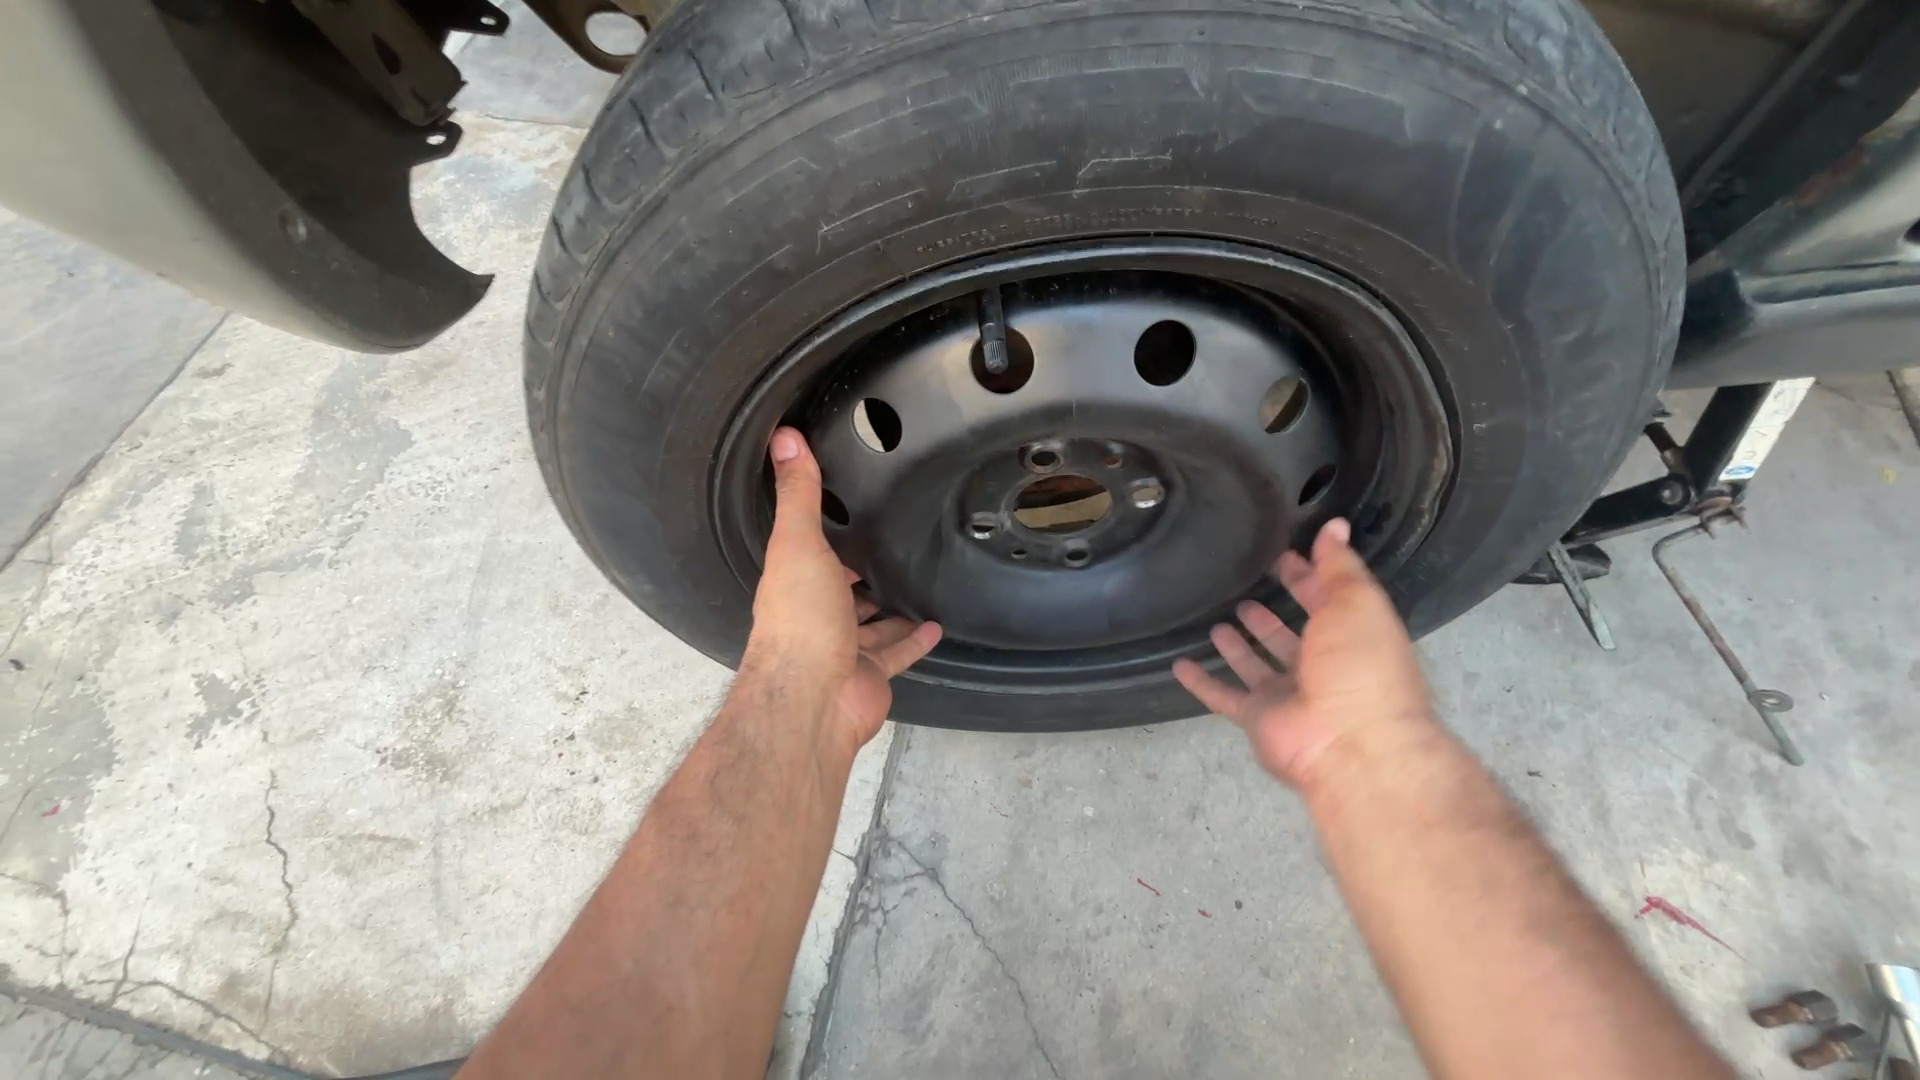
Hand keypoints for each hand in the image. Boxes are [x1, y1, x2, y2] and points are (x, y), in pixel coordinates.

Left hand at [743, 427, 941, 751]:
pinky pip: (899, 652)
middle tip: (888, 548)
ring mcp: (844, 647)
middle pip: (843, 588)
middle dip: (861, 571)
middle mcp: (816, 615)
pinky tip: (936, 625)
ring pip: (872, 622)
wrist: (813, 698)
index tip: (849, 512)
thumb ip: (799, 493)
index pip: (811, 551)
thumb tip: (784, 439)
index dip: (828, 533)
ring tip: (915, 583)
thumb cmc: (799, 622)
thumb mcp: (799, 542)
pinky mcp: (872, 672)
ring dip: (890, 606)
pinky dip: (916, 639)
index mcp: (795, 582)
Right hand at [1172, 518, 1433, 790]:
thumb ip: (1339, 566)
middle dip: (1268, 614)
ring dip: (1238, 646)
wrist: (1351, 742)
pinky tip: (1179, 665)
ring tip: (1217, 621)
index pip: (1323, 598)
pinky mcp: (1257, 717)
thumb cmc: (1359, 666)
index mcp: (1348, 636)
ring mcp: (1286, 694)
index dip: (1303, 576)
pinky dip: (1201, 683)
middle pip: (1288, 635)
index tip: (1277, 554)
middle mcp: (1319, 665)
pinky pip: (1222, 696)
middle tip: (1241, 589)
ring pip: (1256, 665)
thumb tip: (1334, 525)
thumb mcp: (1356, 603)